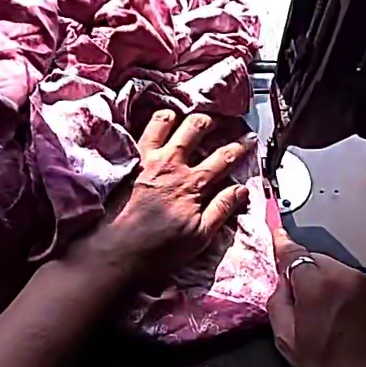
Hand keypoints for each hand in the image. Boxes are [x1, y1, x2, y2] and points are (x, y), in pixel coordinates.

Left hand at [70, 110, 252, 279]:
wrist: (117, 250)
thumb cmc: (158, 248)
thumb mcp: (200, 236)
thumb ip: (222, 209)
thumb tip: (241, 190)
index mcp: (192, 183)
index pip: (223, 157)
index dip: (239, 146)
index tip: (248, 139)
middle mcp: (170, 164)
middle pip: (194, 129)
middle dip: (209, 120)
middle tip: (215, 119)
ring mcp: (146, 160)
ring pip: (163, 122)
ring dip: (176, 116)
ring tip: (181, 116)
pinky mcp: (126, 163)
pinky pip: (136, 133)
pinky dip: (146, 125)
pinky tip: (149, 126)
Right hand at [266, 225, 365, 366]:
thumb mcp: (287, 341)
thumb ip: (278, 303)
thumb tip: (281, 285)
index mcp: (318, 285)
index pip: (294, 253)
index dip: (282, 246)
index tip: (277, 237)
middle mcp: (347, 277)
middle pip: (316, 260)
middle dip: (304, 274)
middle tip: (299, 303)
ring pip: (337, 272)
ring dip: (326, 285)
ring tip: (324, 318)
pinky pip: (356, 285)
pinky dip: (345, 294)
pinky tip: (343, 321)